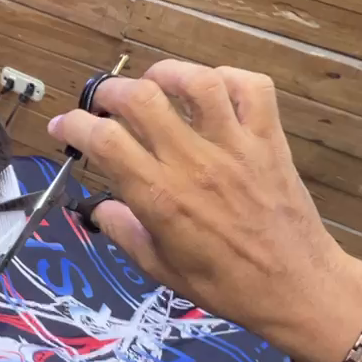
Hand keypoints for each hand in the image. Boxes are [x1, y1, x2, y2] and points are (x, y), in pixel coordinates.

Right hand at [49, 59, 361, 361]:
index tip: (63, 127)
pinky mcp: (269, 138)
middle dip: (109, 92)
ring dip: (165, 73)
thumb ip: (123, 232)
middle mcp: (193, 163)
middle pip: (140, 99)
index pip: (104, 142)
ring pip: (196, 81)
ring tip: (152, 84)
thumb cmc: (225, 284)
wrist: (298, 287)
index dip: (73, 125)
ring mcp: (235, 146)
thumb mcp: (159, 268)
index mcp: (160, 197)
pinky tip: (210, 91)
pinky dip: (226, 78)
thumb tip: (100, 207)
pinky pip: (250, 87)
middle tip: (103, 105)